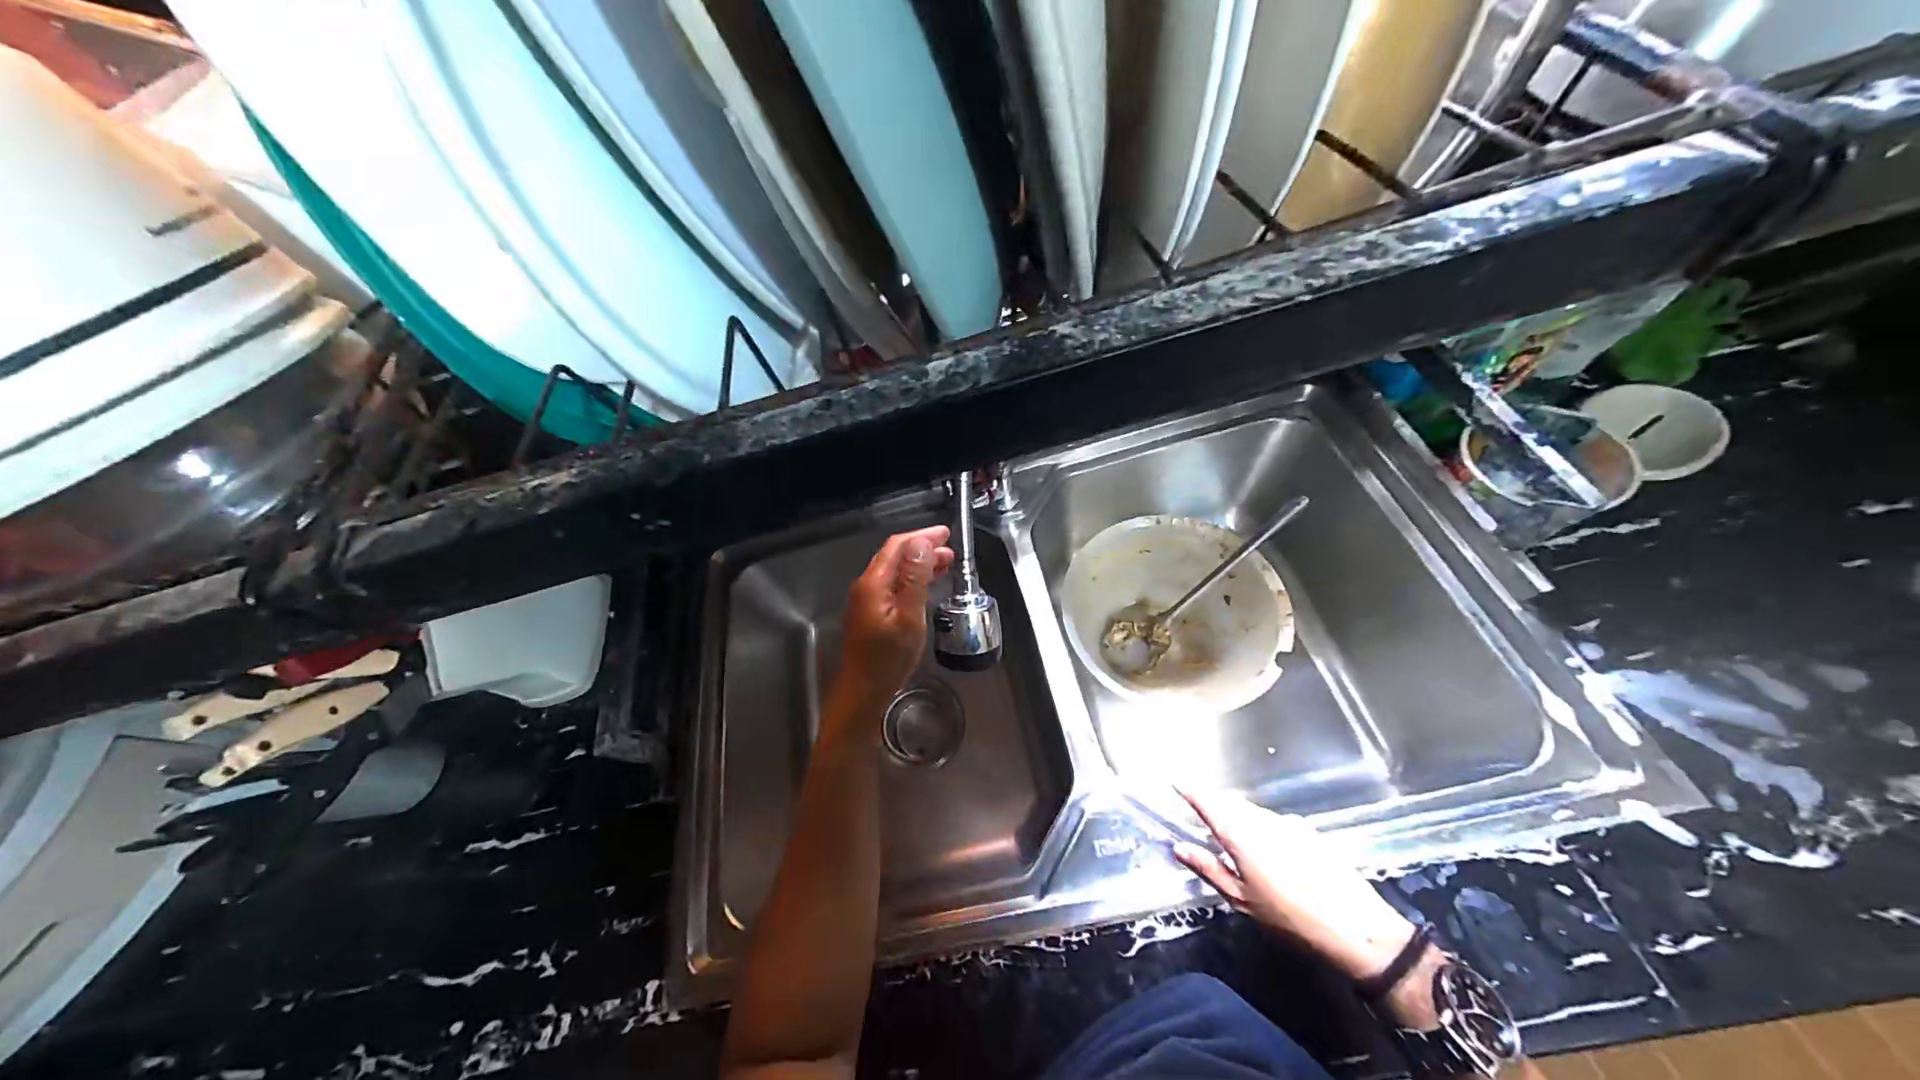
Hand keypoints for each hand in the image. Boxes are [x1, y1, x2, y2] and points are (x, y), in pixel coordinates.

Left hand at [831, 526, 954, 714]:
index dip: (922, 536)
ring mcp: (866, 600)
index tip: (945, 533)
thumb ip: (915, 579)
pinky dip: (912, 580)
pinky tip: (926, 586)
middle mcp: (866, 586)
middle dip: (923, 548)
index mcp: (873, 583)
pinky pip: (893, 586)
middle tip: (950, 551)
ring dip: (919, 565)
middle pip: (894, 556)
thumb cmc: (888, 658)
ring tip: (944, 565)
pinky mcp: (870, 613)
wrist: (863, 691)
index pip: (897, 546)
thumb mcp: (908, 617)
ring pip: (894, 571)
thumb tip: (921, 544)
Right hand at [1173, 788, 1417, 983]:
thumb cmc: (1291, 919)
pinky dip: (1263, 829)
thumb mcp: (1242, 901)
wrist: (1359, 929)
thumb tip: (1180, 848)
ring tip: (1234, 841)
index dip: (1190, 791)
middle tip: (1200, 817)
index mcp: (1241, 834)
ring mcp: (1290, 824)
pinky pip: (1275, 823)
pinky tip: (1270, 854)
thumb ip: (1210, 869)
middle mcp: (1264, 820)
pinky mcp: (1310, 833)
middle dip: (1214, 806)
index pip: (1209, 802)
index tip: (1175, 781)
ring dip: (1239, 818)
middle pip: (1231, 804)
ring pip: (1254, 813)